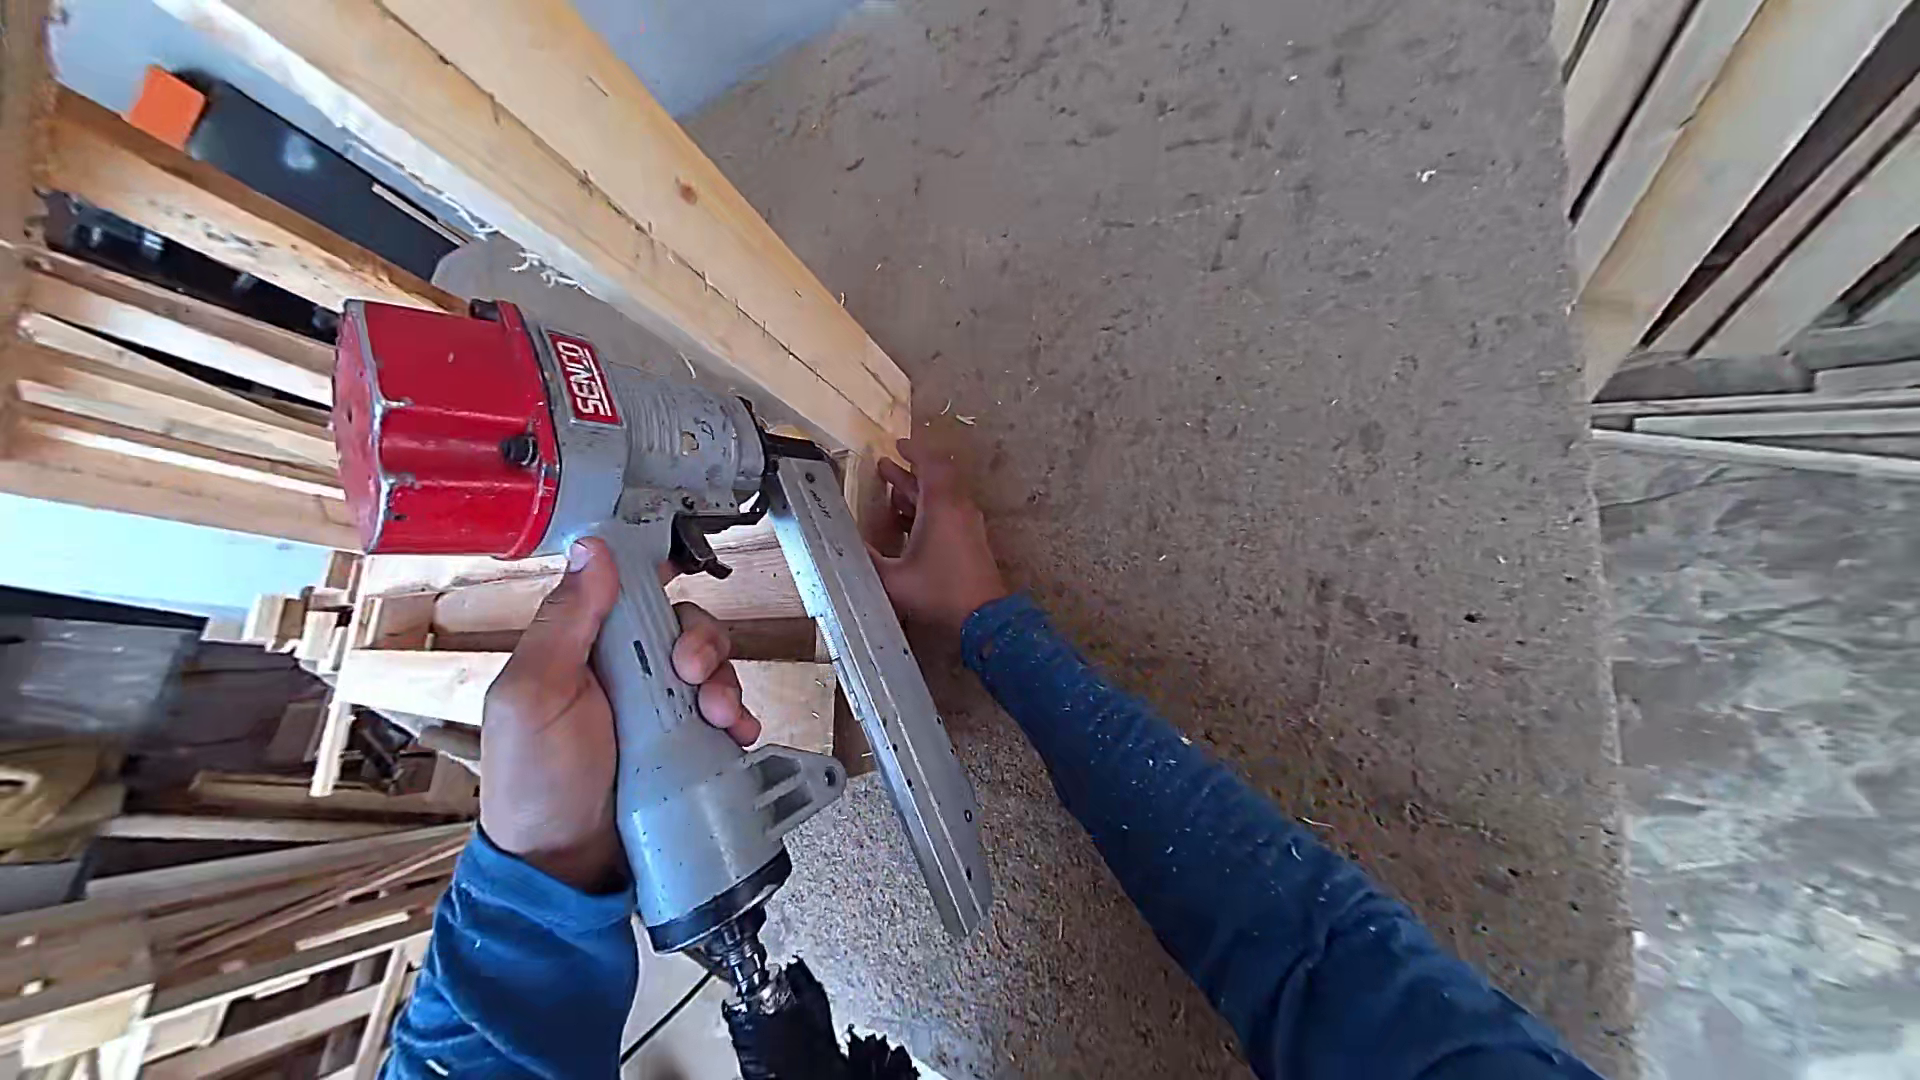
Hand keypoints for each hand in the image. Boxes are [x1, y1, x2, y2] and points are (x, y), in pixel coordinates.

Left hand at [479, 537, 762, 891]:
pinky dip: (740, 713)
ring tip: (717, 718)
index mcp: (587, 646)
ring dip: (725, 683)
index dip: (661, 572)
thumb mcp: (536, 695)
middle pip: (686, 624)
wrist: (570, 864)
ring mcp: (664, 702)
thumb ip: (566, 622)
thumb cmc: (538, 780)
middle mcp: (629, 666)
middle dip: (702, 642)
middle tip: (690, 674)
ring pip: (714, 663)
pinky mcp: (691, 733)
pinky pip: (730, 705)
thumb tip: (592, 548)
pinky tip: (736, 732)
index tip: (690, 567)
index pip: (631, 590)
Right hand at [868, 438, 1008, 633]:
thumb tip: (843, 545)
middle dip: (908, 472)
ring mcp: (968, 524)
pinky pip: (949, 512)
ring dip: (917, 492)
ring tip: (891, 494)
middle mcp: (958, 508)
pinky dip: (929, 509)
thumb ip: (867, 559)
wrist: (983, 616)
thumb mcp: (893, 578)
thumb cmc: (939, 592)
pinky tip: (909, 523)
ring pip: (942, 496)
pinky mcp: (972, 539)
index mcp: (942, 506)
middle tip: (884, 468)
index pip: (931, 464)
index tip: (897, 445)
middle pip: (935, 478)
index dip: (914, 451)